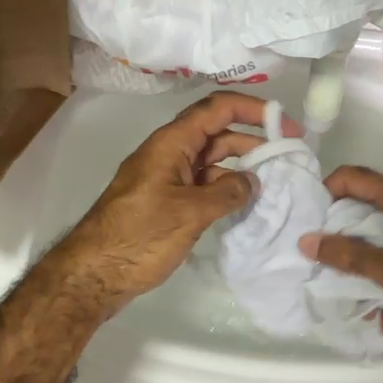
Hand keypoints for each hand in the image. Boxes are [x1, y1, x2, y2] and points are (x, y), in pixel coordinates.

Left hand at [52, 92, 301, 312]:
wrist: (93, 274)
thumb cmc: (138, 236)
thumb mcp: (188, 213)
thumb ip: (226, 193)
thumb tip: (252, 182)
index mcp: (171, 143)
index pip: (216, 109)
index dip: (252, 109)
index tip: (284, 123)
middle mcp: (169, 153)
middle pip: (216, 132)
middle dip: (253, 138)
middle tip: (290, 153)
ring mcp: (167, 178)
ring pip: (211, 160)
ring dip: (241, 165)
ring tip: (275, 179)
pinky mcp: (167, 201)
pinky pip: (203, 184)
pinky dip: (226, 188)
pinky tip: (247, 203)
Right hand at [299, 166, 382, 348]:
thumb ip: (347, 254)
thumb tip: (307, 240)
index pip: (355, 176)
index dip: (327, 189)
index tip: (308, 216)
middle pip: (366, 202)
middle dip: (339, 224)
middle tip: (317, 247)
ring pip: (381, 230)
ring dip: (360, 252)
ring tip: (341, 278)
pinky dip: (382, 269)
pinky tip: (379, 308)